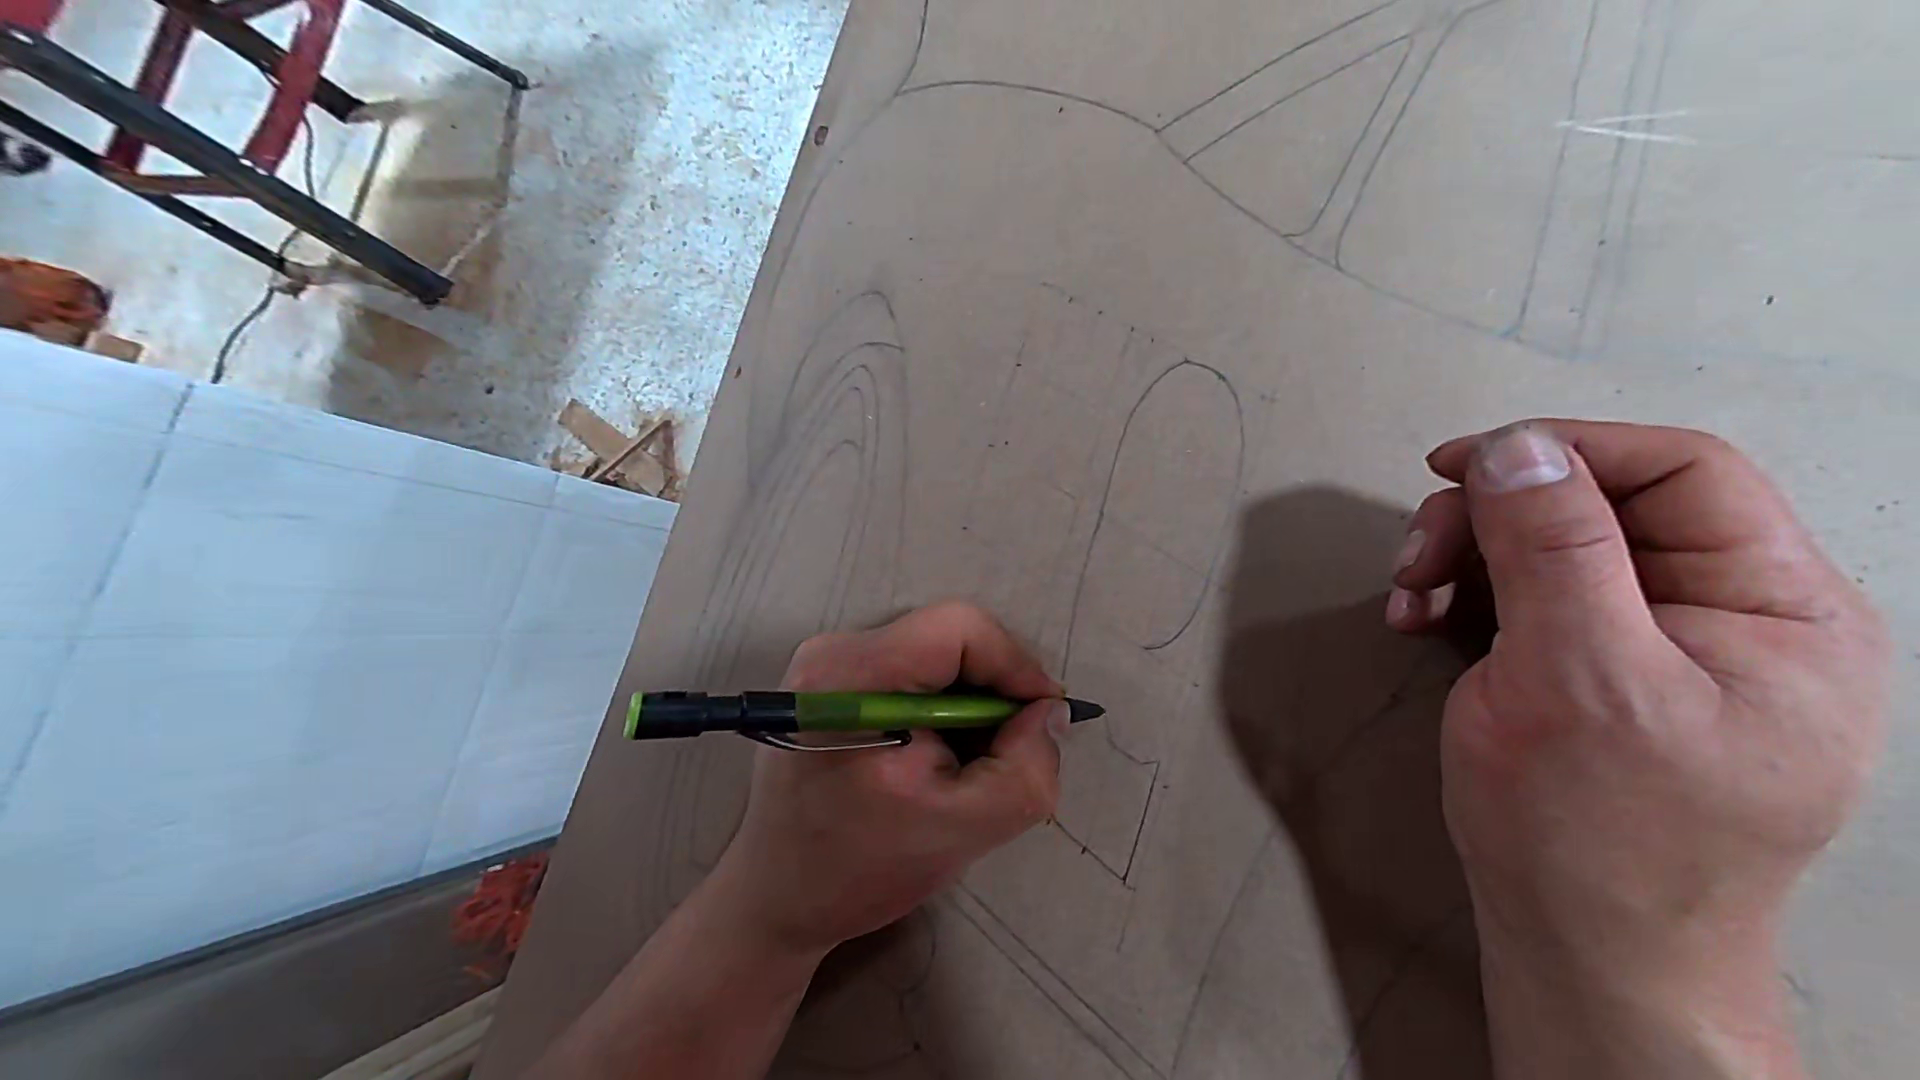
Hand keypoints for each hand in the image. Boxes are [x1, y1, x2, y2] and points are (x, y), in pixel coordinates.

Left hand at [701, 602, 1067, 957]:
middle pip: (949, 638)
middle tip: (1009, 747)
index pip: (959, 628)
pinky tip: (938, 752)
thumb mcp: (963, 831)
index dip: (1014, 664)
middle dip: (994, 689)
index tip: (1042, 717)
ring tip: (968, 759)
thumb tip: (1050, 711)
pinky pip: (913, 669)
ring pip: (936, 654)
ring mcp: (829, 659)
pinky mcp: (834, 676)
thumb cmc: (859, 868)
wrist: (774, 895)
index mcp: (853, 676)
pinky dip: (943, 704)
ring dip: (970, 700)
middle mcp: (835, 649)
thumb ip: (1027, 769)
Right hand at [1389, 421, 1889, 1074]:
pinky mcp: (1577, 657)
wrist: (1578, 938)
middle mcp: (1716, 608)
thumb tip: (1515, 446)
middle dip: (1487, 520)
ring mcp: (1641, 635)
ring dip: (1459, 556)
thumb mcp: (1574, 677)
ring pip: (1540, 544)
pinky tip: (1419, 619)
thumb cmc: (1593, 822)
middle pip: (1592, 506)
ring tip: (1408, 600)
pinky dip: (1457, 593)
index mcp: (1772, 606)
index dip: (1561, 450)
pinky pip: (1515, 590)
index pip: (1677, 472)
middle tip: (1414, 560)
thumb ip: (1552, 551)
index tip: (1454, 464)